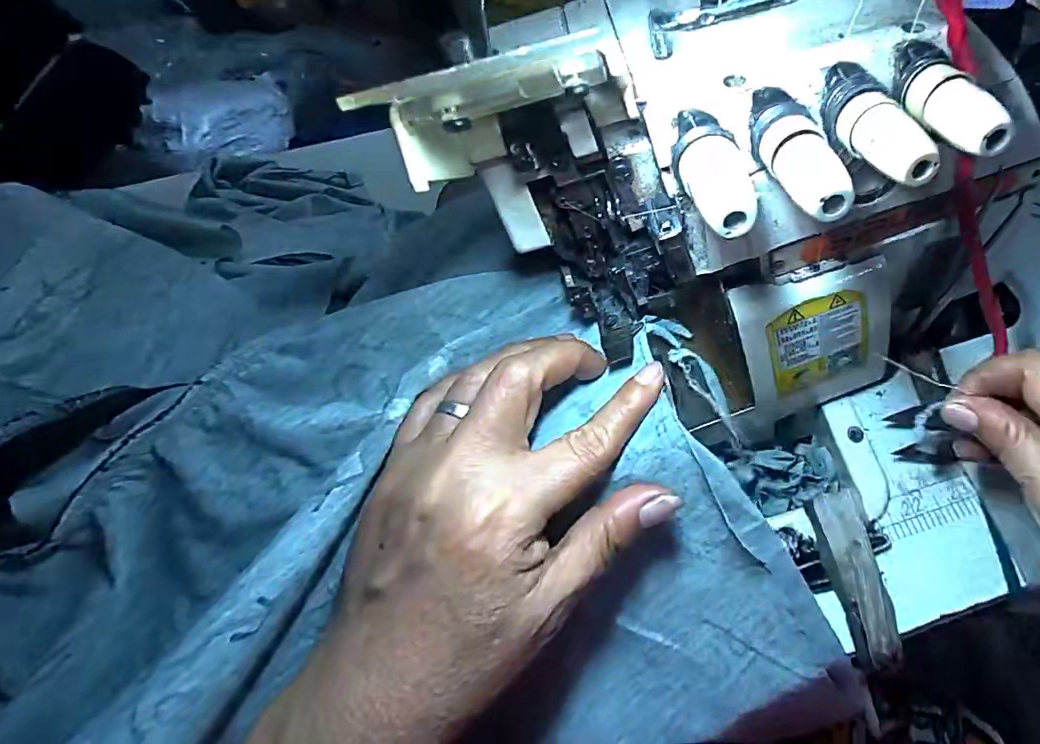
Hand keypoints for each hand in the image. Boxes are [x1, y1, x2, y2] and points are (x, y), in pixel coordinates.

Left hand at [255, 339, 678, 743]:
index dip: (625, 404)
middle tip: (589, 364)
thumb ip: (605, 538)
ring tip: (547, 367)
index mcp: (507, 506)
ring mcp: (419, 457)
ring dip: (517, 358)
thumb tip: (665, 496)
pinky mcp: (392, 463)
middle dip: (560, 354)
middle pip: (516, 376)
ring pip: (472, 375)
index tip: (650, 372)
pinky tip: (487, 386)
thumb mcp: (549, 607)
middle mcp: (461, 465)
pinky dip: (469, 379)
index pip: (584, 441)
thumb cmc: (472, 652)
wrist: (374, 685)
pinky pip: (432, 396)